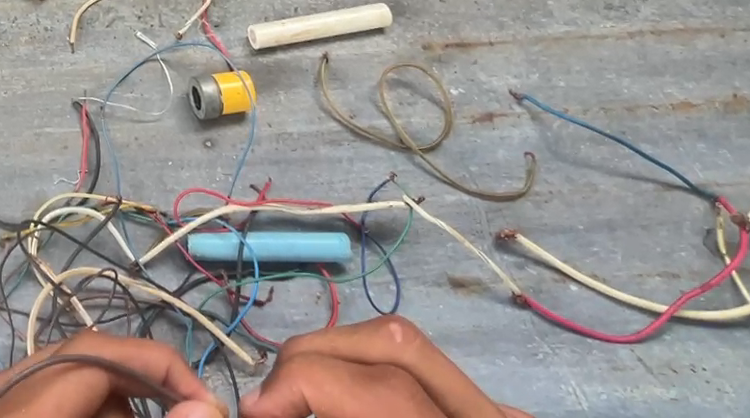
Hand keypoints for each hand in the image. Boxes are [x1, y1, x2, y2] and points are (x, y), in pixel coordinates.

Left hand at [0, 332, 223, 417]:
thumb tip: (206, 405)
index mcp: (8, 408)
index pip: (96, 354)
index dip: (161, 368)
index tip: (208, 404)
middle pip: (81, 359)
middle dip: (144, 387)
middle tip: (190, 415)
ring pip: (63, 376)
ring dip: (118, 404)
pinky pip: (44, 395)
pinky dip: (86, 412)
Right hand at [241, 317, 530, 417]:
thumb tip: (252, 407)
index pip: (375, 388)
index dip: (296, 385)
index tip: (251, 410)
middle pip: (392, 346)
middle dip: (309, 362)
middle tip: (270, 402)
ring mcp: (498, 413)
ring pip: (406, 340)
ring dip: (336, 354)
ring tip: (300, 389)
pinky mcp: (496, 413)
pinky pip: (426, 367)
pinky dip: (371, 367)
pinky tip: (349, 394)